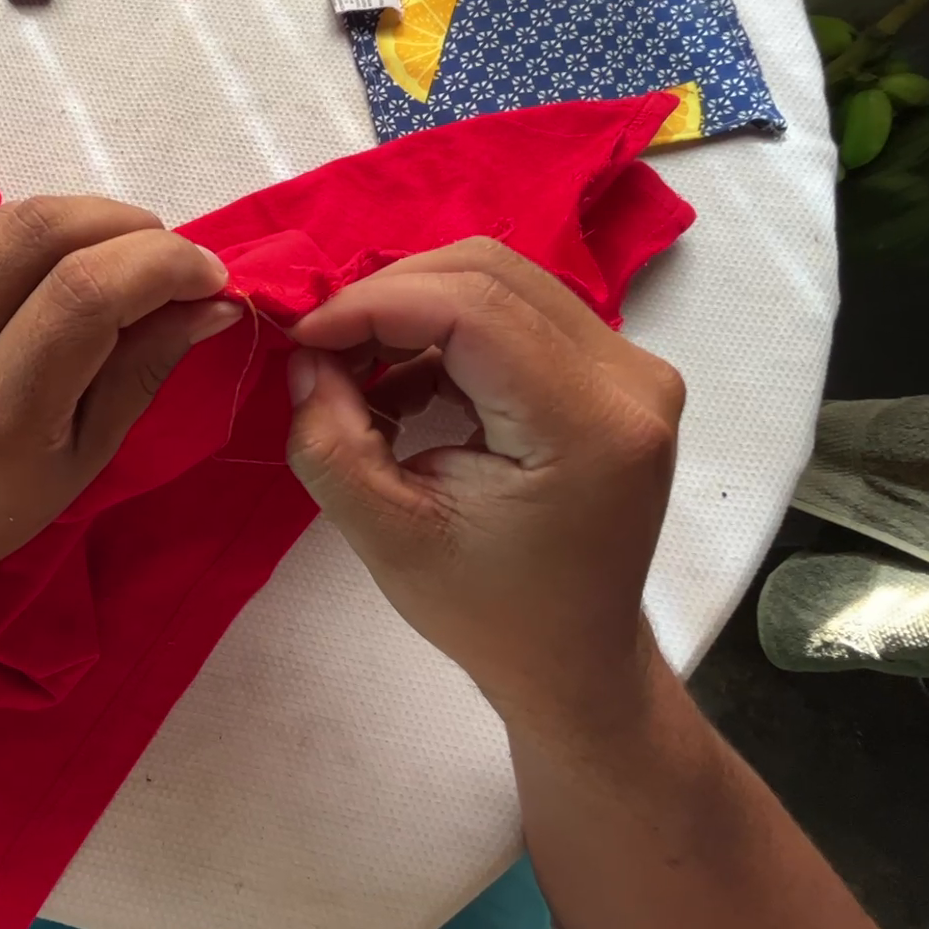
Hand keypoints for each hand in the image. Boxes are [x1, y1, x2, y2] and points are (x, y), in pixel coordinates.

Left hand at [0, 196, 241, 604]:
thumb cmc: (6, 502)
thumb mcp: (91, 453)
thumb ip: (147, 367)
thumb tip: (214, 300)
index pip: (82, 295)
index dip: (161, 264)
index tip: (209, 275)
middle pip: (40, 232)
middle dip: (128, 225)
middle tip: (168, 256)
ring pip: (8, 219)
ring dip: (85, 222)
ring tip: (120, 259)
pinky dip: (33, 235)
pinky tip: (55, 266)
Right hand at [284, 238, 684, 729]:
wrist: (569, 655)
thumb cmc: (482, 609)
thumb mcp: (381, 534)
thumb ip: (329, 441)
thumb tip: (307, 358)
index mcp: (586, 426)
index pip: (471, 308)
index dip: (370, 305)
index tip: (301, 337)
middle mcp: (627, 378)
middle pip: (485, 273)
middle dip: (382, 298)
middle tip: (320, 349)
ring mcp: (625, 368)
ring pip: (493, 281)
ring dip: (404, 311)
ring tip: (353, 371)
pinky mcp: (605, 372)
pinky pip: (504, 310)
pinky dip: (431, 332)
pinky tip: (398, 387)